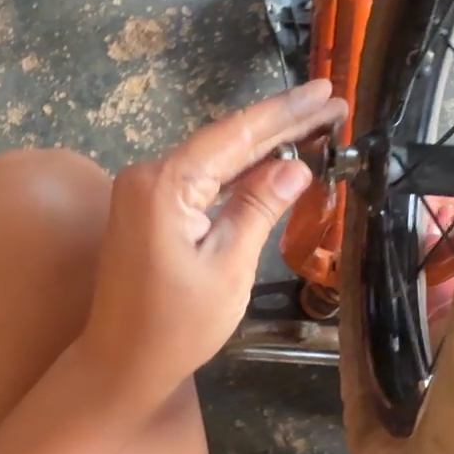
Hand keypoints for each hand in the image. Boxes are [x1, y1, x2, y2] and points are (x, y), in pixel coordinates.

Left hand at [78, 80, 347, 395]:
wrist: (121, 362)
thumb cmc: (176, 326)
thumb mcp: (229, 266)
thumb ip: (259, 208)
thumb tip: (296, 166)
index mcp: (165, 184)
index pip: (235, 134)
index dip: (285, 112)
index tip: (326, 91)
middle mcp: (148, 175)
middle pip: (224, 140)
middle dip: (280, 123)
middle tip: (332, 104)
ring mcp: (145, 190)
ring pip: (214, 158)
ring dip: (263, 146)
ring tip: (316, 126)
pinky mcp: (149, 208)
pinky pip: (201, 179)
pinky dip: (238, 173)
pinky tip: (274, 162)